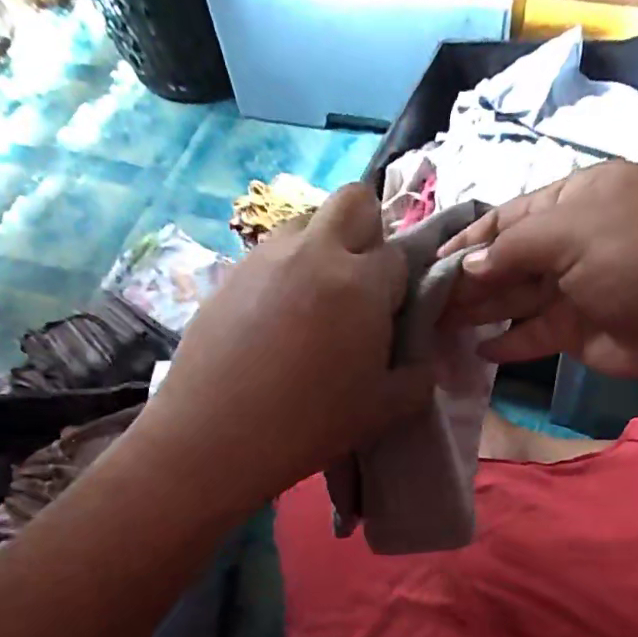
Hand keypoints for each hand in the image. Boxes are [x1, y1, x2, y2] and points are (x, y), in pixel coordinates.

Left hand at [137, 184, 431, 509]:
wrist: (218, 435)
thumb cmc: (312, 423)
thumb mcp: (387, 408)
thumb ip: (419, 372)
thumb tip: (420, 350)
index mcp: (362, 283)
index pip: (400, 256)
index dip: (403, 285)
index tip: (395, 316)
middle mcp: (315, 252)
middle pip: (355, 201)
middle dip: (370, 231)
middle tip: (364, 283)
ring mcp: (267, 256)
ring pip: (308, 219)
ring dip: (326, 245)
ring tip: (319, 299)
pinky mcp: (231, 272)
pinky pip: (272, 250)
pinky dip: (288, 268)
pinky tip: (279, 318)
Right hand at [439, 161, 637, 384]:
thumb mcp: (574, 229)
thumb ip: (515, 246)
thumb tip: (468, 265)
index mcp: (574, 200)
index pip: (508, 217)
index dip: (469, 238)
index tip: (429, 263)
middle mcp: (573, 242)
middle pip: (508, 259)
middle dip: (468, 278)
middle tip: (421, 301)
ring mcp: (577, 289)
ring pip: (517, 299)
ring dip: (480, 311)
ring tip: (436, 326)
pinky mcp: (582, 332)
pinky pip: (536, 335)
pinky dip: (509, 343)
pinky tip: (477, 350)